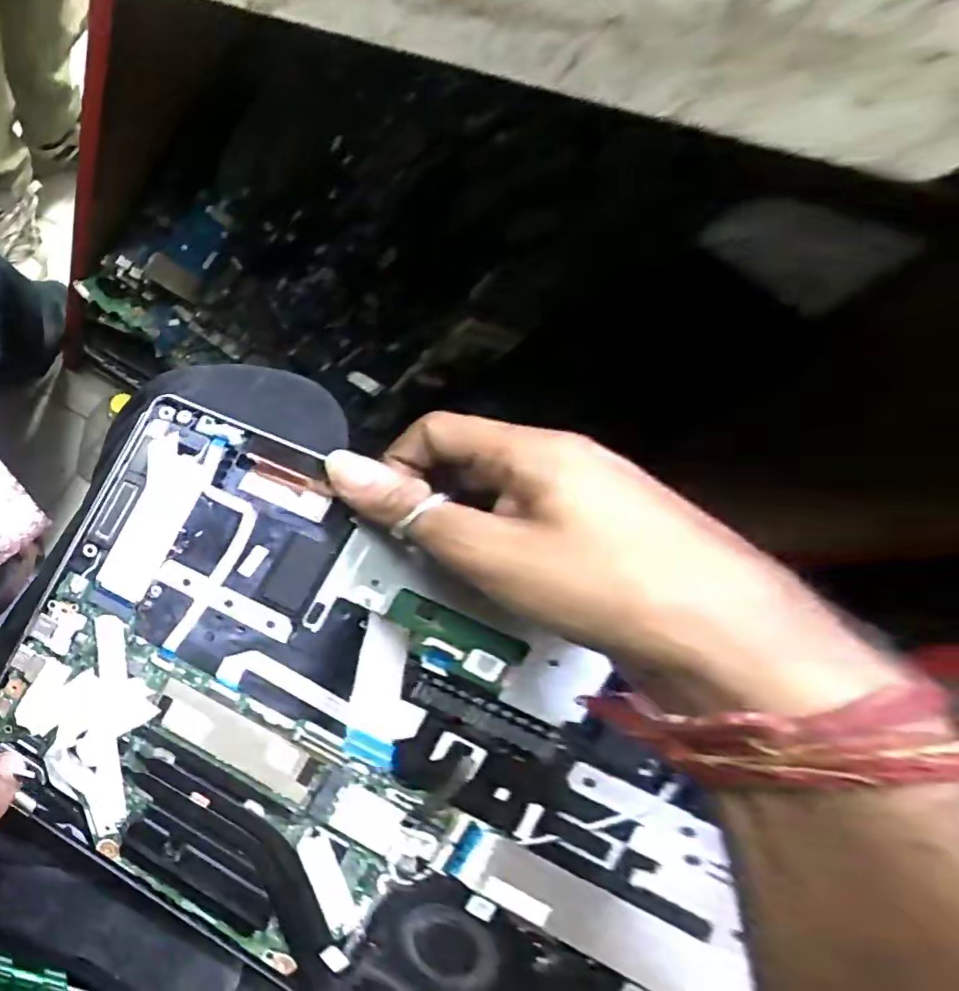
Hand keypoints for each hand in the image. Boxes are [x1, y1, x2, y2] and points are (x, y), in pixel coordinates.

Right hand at [319, 412, 906, 714]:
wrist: (741, 649)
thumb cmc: (597, 585)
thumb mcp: (484, 550)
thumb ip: (408, 508)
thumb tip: (338, 465)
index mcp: (532, 449)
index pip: (435, 430)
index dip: (395, 465)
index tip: (386, 515)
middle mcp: (566, 457)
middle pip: (467, 461)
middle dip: (430, 501)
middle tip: (420, 551)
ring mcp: (598, 492)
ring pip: (501, 495)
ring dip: (468, 526)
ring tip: (465, 573)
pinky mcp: (618, 527)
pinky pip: (537, 518)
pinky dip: (507, 542)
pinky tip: (517, 583)